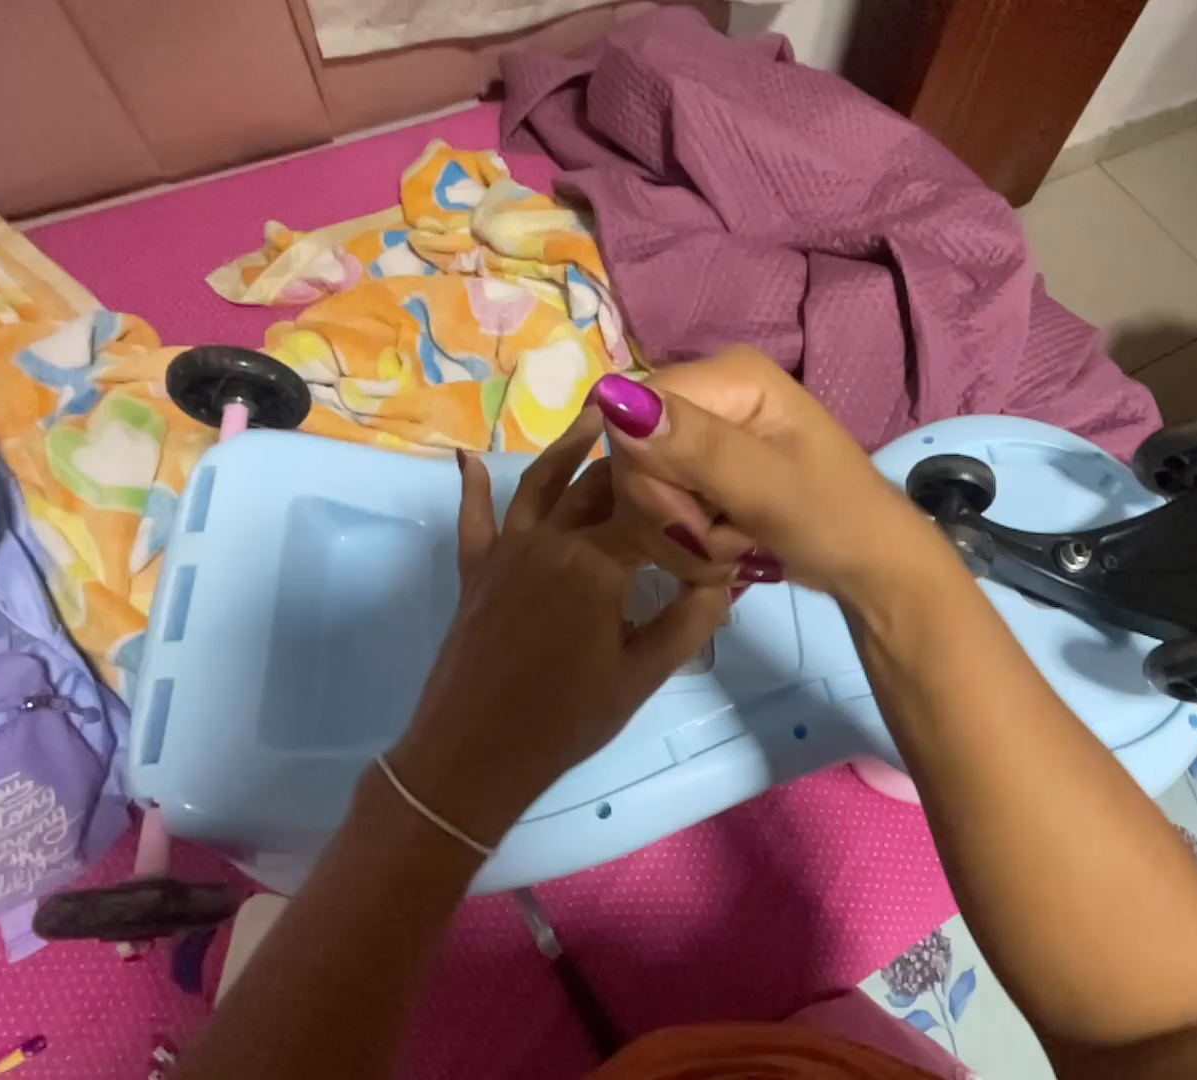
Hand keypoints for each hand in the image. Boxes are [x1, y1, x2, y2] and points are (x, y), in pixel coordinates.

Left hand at [381, 411, 730, 846]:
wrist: (474, 755)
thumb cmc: (566, 719)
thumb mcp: (643, 675)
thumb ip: (691, 620)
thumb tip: (727, 576)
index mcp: (598, 563)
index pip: (652, 510)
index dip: (686, 494)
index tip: (715, 483)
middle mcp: (552, 540)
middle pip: (599, 484)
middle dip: (637, 461)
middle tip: (668, 439)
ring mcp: (507, 550)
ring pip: (542, 483)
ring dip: (569, 446)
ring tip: (595, 414)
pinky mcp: (475, 569)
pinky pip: (473, 518)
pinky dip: (472, 485)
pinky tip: (468, 457)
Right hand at [587, 347, 947, 603]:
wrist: (867, 565)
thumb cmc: (834, 520)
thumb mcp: (768, 488)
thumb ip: (695, 446)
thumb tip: (612, 396)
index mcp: (728, 378)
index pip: (632, 416)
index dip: (648, 479)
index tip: (695, 518)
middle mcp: (705, 398)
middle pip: (631, 460)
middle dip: (674, 519)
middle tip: (726, 541)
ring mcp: (700, 439)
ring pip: (639, 496)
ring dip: (682, 541)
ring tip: (735, 550)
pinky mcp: (699, 475)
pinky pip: (656, 514)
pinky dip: (686, 547)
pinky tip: (726, 553)